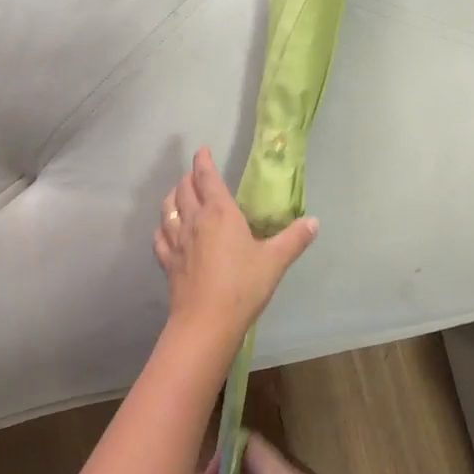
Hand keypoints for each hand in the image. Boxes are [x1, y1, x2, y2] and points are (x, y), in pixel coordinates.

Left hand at [154, 147, 317, 342]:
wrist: (207, 322)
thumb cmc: (243, 286)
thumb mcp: (275, 261)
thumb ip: (294, 239)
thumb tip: (314, 221)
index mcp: (219, 212)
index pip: (207, 177)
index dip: (204, 161)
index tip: (203, 151)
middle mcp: (194, 220)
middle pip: (183, 189)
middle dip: (189, 177)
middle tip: (196, 174)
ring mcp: (176, 241)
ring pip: (167, 209)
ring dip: (172, 197)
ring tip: (178, 195)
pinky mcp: (167, 261)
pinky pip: (160, 236)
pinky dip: (162, 227)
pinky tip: (165, 230)